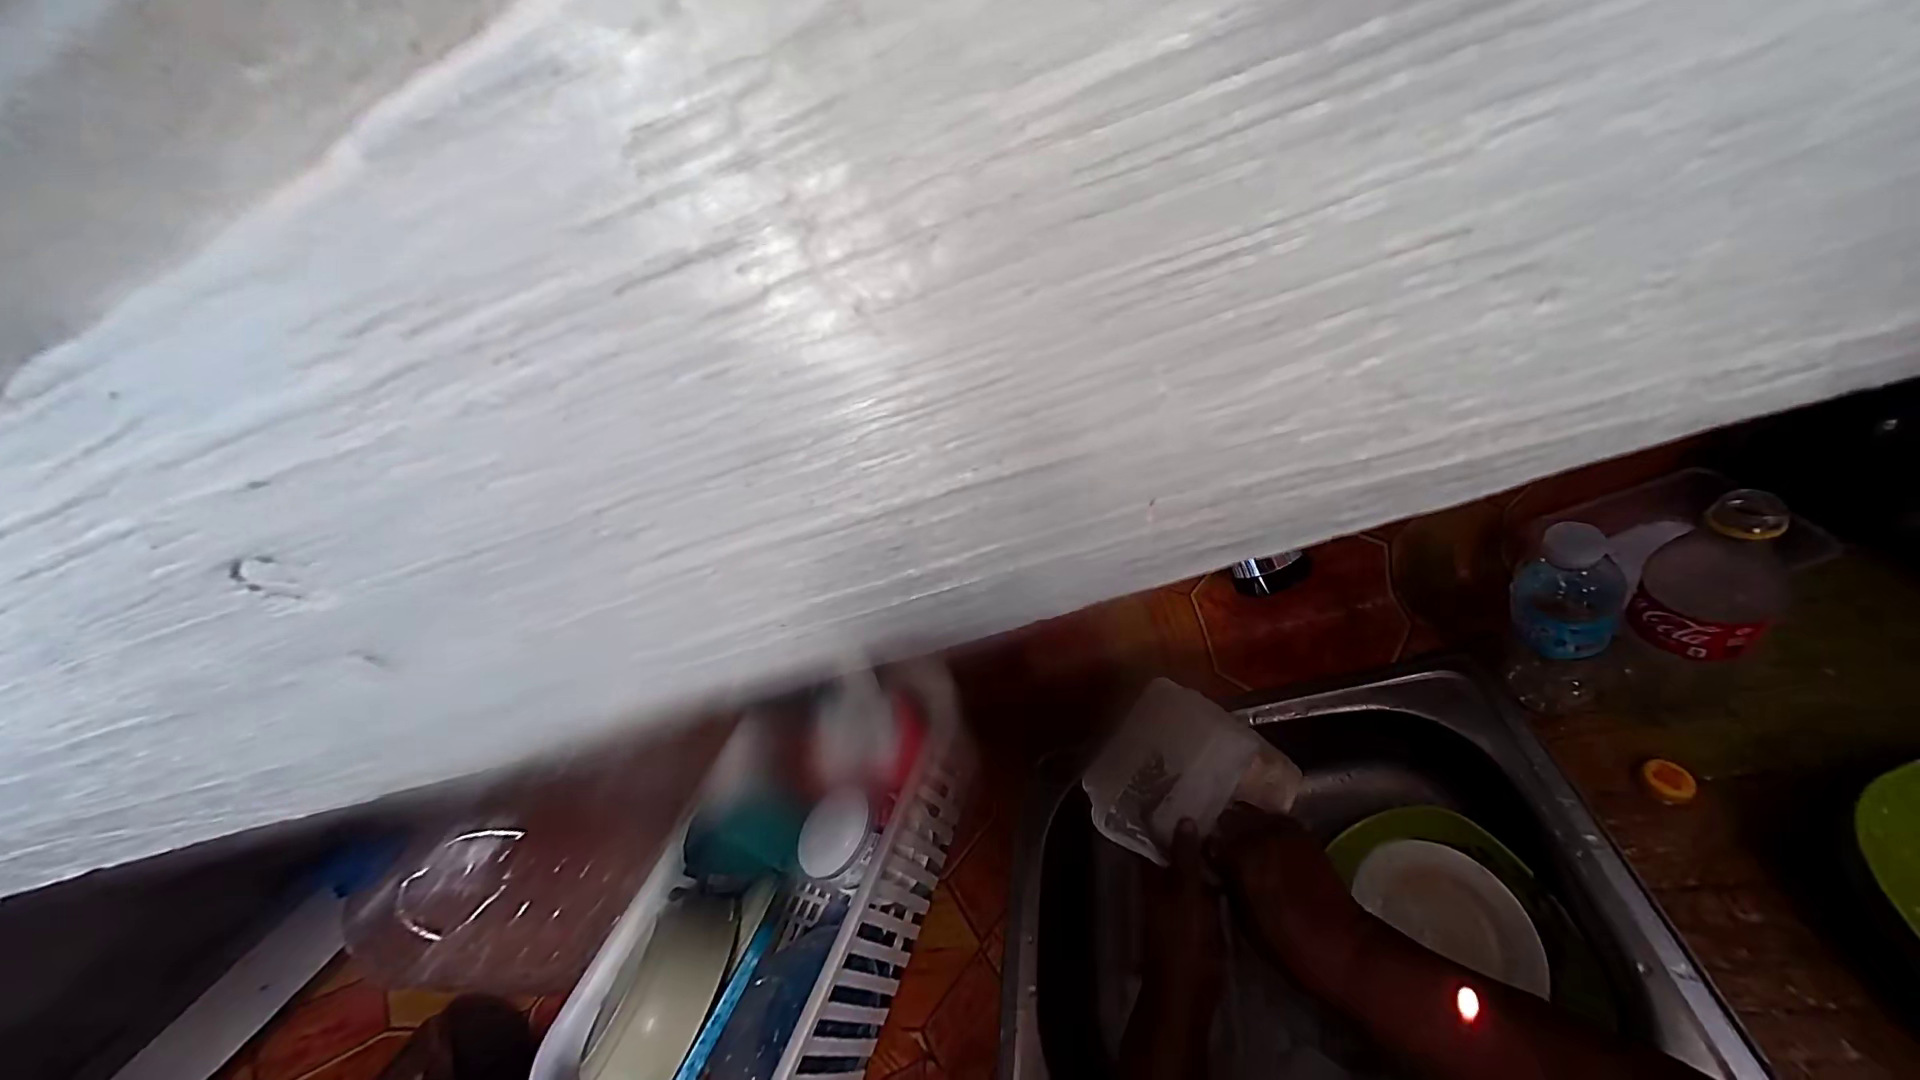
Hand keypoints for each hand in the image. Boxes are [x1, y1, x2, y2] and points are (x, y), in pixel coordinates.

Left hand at [1142, 819, 1224, 1005]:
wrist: (1190, 991)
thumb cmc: (1182, 940)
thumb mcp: (1186, 894)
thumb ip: (1185, 858)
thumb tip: (1184, 818)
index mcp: (1152, 873)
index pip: (1155, 835)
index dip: (1165, 814)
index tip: (1182, 791)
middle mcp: (1163, 882)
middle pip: (1175, 849)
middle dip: (1189, 830)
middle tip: (1214, 803)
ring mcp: (1182, 898)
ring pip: (1192, 866)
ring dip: (1205, 850)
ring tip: (1228, 823)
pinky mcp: (1200, 915)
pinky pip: (1207, 885)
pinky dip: (1217, 873)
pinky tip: (1236, 860)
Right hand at [1210, 804, 1368, 997]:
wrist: (1342, 947)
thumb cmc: (1284, 941)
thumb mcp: (1241, 916)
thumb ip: (1225, 881)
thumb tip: (1215, 865)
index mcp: (1236, 854)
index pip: (1206, 839)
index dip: (1203, 849)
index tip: (1203, 859)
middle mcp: (1257, 833)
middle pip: (1228, 818)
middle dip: (1222, 831)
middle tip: (1221, 850)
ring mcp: (1282, 829)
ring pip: (1251, 814)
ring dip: (1245, 826)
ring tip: (1244, 845)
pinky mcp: (1303, 834)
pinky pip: (1275, 820)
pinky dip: (1267, 828)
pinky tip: (1267, 846)